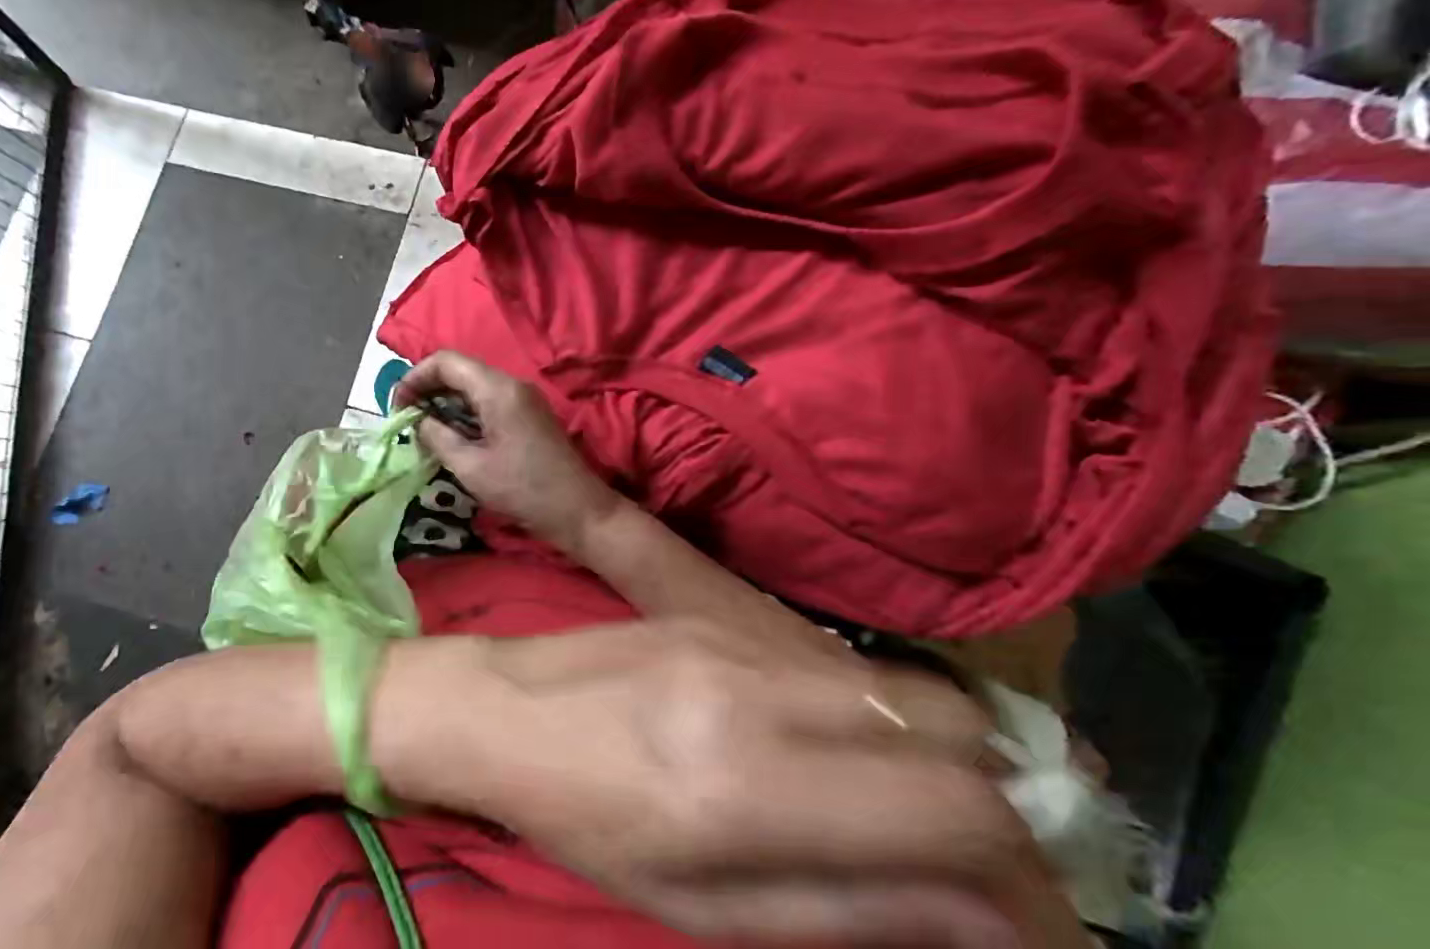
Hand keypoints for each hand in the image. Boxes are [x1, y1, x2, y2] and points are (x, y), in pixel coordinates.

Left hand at [378, 621, 1086, 948]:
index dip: (1027, 883)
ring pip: (906, 686)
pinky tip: (846, 748)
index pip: (955, 814)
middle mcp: (763, 694)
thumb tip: (989, 919)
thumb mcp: (703, 903)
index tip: (1030, 929)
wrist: (503, 708)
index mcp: (750, 784)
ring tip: (918, 810)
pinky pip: (842, 661)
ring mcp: (744, 639)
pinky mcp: (724, 615)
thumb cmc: (584, 823)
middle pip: (956, 732)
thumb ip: (850, 909)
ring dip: (946, 754)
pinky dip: (880, 711)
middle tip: (980, 869)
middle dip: (998, 810)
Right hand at [393, 350, 623, 551]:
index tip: (398, 407)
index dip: (415, 377)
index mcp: (498, 389)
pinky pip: (488, 401)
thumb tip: (419, 422)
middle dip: (428, 390)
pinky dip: (465, 412)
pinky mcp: (528, 415)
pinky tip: (453, 437)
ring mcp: (523, 399)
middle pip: (459, 370)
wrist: (578, 511)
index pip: (446, 361)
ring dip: (445, 403)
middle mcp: (512, 384)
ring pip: (473, 386)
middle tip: (407, 421)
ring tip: (425, 431)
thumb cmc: (523, 489)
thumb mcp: (470, 467)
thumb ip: (438, 437)